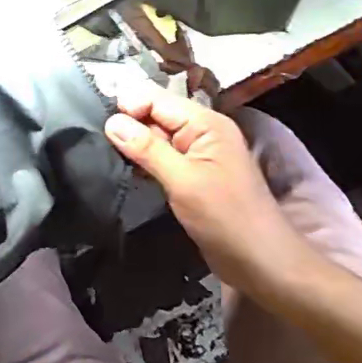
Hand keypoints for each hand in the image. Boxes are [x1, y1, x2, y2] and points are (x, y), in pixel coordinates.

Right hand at [104, 85, 311, 291]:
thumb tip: (111, 121)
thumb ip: (147, 149)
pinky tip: (125, 170)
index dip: (128, 106)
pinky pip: (160, 156)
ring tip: (105, 154)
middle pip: (154, 114)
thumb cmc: (226, 218)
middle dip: (128, 124)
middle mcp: (201, 131)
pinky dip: (143, 161)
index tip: (101, 126)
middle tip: (98, 141)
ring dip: (133, 144)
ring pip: (154, 136)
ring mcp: (197, 154)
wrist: (263, 264)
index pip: (156, 98)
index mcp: (205, 123)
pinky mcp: (191, 175)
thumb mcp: (183, 181)